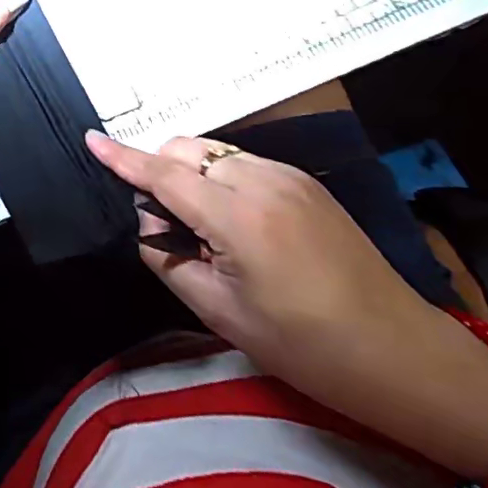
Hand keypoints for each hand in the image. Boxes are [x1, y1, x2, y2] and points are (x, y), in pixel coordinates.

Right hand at [85, 130, 487, 472]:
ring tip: (204, 228)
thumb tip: (149, 225)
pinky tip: (236, 222)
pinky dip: (222, 179)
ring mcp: (288, 174)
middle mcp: (261, 179)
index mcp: (237, 216)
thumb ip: (170, 258)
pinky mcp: (305, 180)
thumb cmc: (303, 345)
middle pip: (187, 148)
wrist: (395, 348)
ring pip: (215, 151)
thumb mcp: (221, 312)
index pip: (164, 174)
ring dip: (192, 174)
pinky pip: (244, 162)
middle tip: (166, 226)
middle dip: (160, 169)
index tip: (92, 139)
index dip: (123, 158)